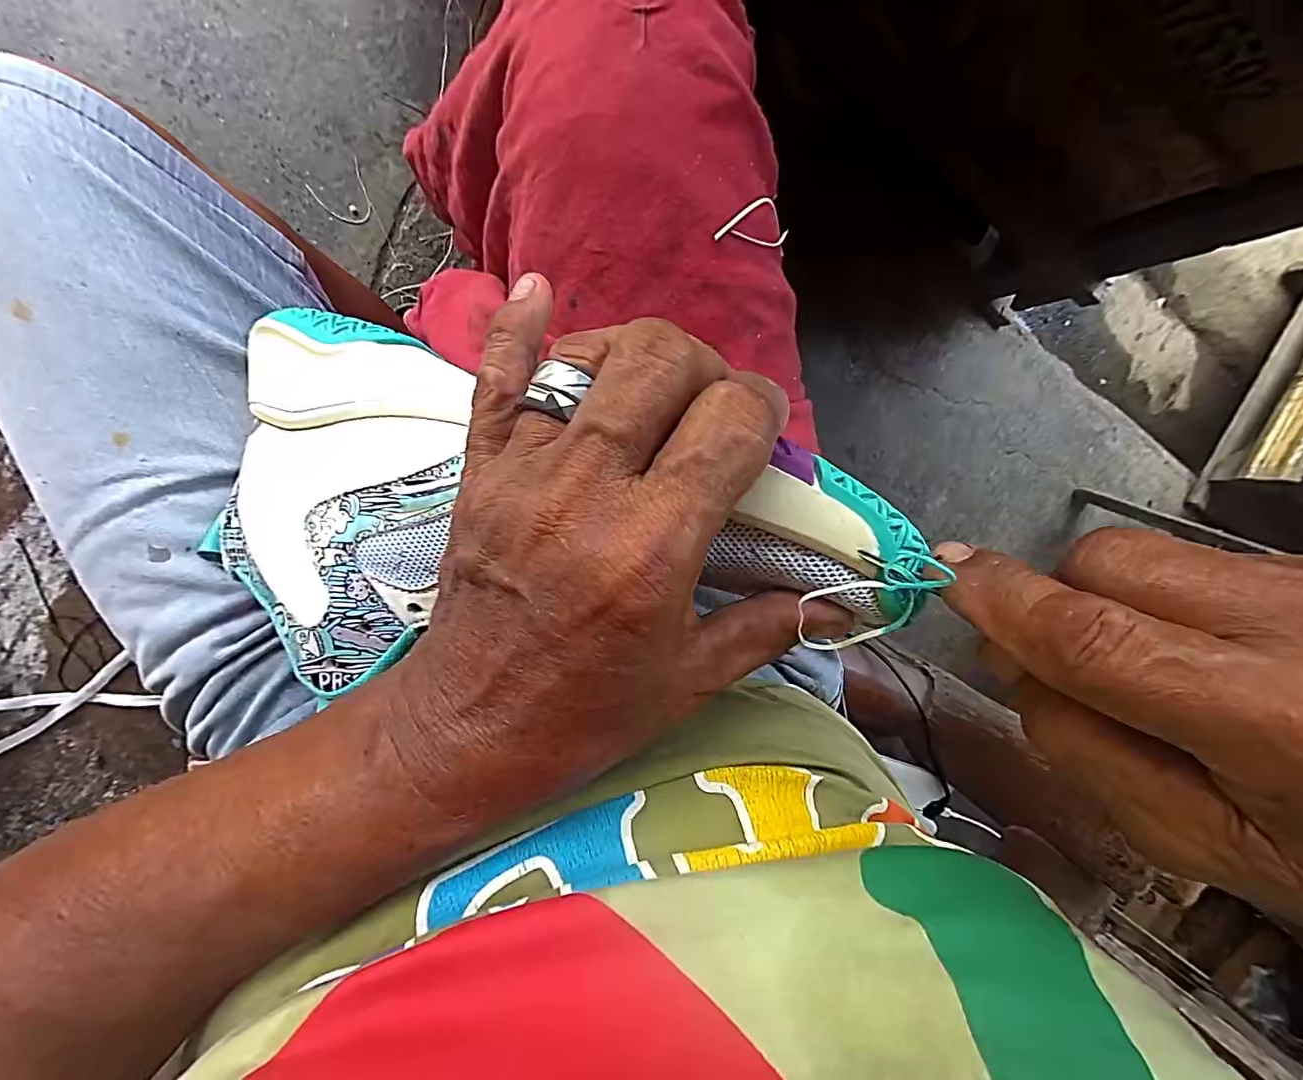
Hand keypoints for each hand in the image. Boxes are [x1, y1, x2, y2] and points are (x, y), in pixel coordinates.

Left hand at [381, 275, 849, 818]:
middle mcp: (589, 489)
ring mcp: (524, 471)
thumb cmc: (586, 712)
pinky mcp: (479, 471)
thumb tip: (832, 603)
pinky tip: (538, 292)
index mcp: (654, 545)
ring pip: (591, 356)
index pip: (729, 423)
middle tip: (714, 408)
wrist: (470, 726)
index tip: (766, 431)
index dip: (763, 410)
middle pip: (662, 364)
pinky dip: (516, 329)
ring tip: (657, 384)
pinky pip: (494, 378)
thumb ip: (766, 627)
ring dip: (640, 352)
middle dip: (709, 370)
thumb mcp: (690, 681)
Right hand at [936, 529, 1302, 1063]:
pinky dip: (1233, 612)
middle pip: (1126, 563)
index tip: (948, 568)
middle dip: (1070, 600)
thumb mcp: (1233, 861)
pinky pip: (1257, 565)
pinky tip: (1300, 667)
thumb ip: (1100, 758)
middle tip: (1078, 662)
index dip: (1008, 600)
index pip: (1105, 641)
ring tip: (1210, 679)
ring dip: (1152, 610)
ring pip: (1181, 556)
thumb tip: (1018, 667)